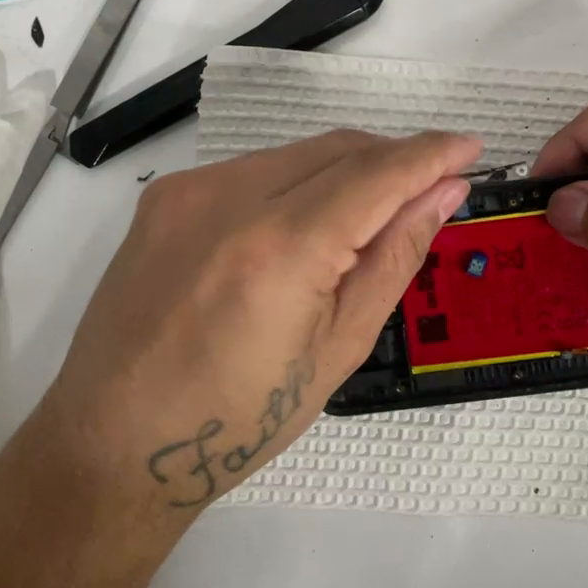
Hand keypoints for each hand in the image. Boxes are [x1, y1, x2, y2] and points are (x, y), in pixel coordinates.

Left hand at [37, 130, 480, 520]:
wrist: (115, 440)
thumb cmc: (239, 419)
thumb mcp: (337, 349)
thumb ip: (393, 258)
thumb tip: (442, 195)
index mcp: (281, 248)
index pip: (377, 173)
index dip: (432, 154)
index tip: (471, 148)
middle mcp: (229, 198)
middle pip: (338, 150)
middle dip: (393, 160)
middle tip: (431, 189)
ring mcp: (188, 191)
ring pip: (295, 154)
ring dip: (345, 171)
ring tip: (368, 218)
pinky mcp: (163, 198)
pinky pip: (252, 170)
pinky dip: (295, 184)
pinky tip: (302, 228)